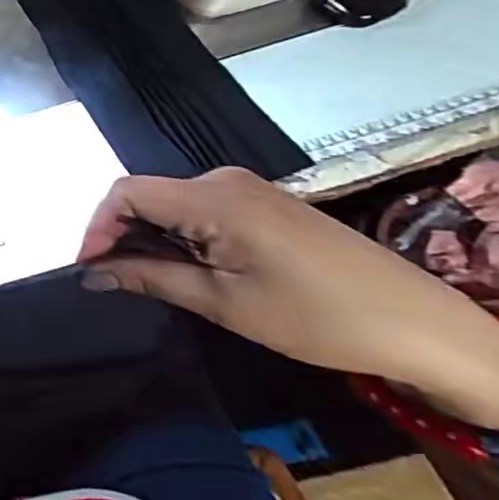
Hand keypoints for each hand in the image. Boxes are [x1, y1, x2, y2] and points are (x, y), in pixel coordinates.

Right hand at [77, 168, 498, 429]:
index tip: (86, 270)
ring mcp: (246, 188)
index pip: (127, 191)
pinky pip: (201, 210)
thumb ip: (152, 278)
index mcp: (212, 198)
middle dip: (120, 235)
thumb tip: (94, 273)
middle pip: (148, 195)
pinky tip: (181, 268)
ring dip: (148, 237)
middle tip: (108, 283)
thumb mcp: (224, 303)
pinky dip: (179, 236)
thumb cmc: (314, 316)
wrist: (413, 320)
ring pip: (173, 204)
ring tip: (141, 282)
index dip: (97, 226)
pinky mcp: (261, 203)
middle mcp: (223, 179)